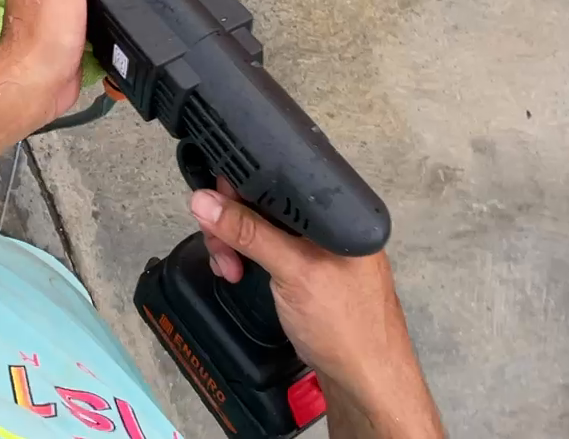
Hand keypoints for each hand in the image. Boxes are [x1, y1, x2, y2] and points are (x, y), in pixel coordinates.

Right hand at [190, 185, 443, 437]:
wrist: (367, 390)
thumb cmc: (346, 327)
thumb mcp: (293, 272)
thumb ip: (248, 232)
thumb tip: (201, 200)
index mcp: (338, 212)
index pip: (279, 178)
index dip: (242, 184)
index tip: (217, 203)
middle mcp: (325, 225)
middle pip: (261, 202)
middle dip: (231, 221)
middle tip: (220, 247)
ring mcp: (313, 248)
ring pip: (257, 227)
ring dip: (232, 243)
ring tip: (228, 268)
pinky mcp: (302, 270)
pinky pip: (262, 248)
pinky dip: (242, 257)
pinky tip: (235, 272)